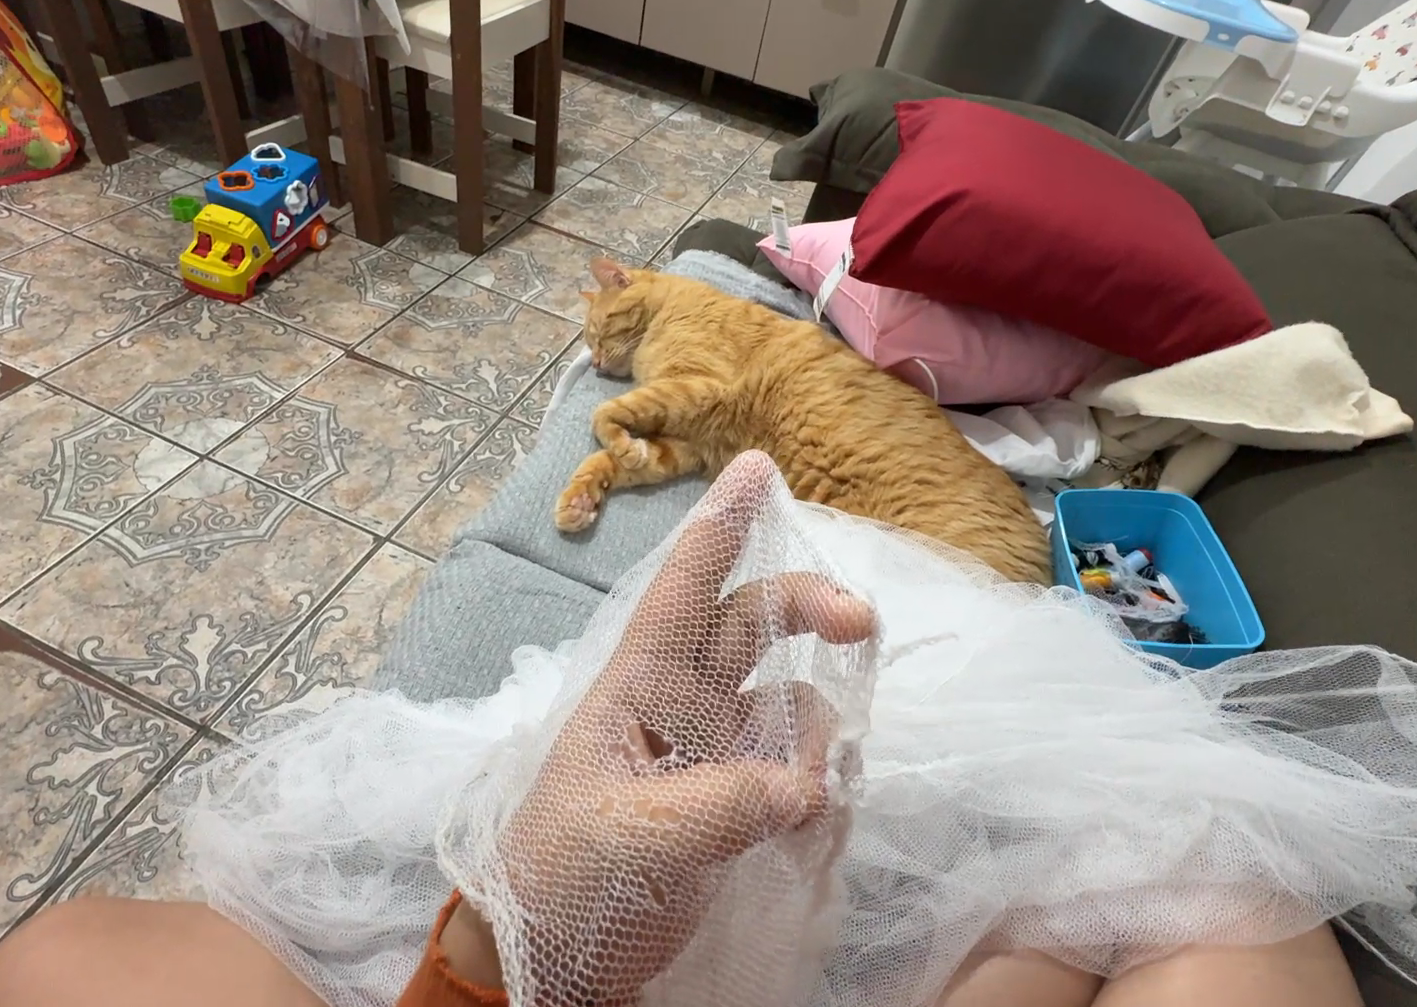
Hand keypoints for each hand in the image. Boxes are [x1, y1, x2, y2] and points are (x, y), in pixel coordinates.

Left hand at [457, 451, 876, 1005]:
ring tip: (801, 798)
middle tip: (862, 622)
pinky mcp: (742, 791)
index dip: (719, 522)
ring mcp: (718, 744)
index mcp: (640, 682)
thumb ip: (715, 807)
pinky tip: (805, 827)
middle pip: (757, 621)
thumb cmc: (561, 873)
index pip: (683, 586)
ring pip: (793, 701)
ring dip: (815, 735)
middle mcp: (685, 699)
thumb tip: (805, 785)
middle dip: (810, 606)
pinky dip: (817, 784)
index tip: (758, 466)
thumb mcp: (626, 834)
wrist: (555, 950)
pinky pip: (801, 764)